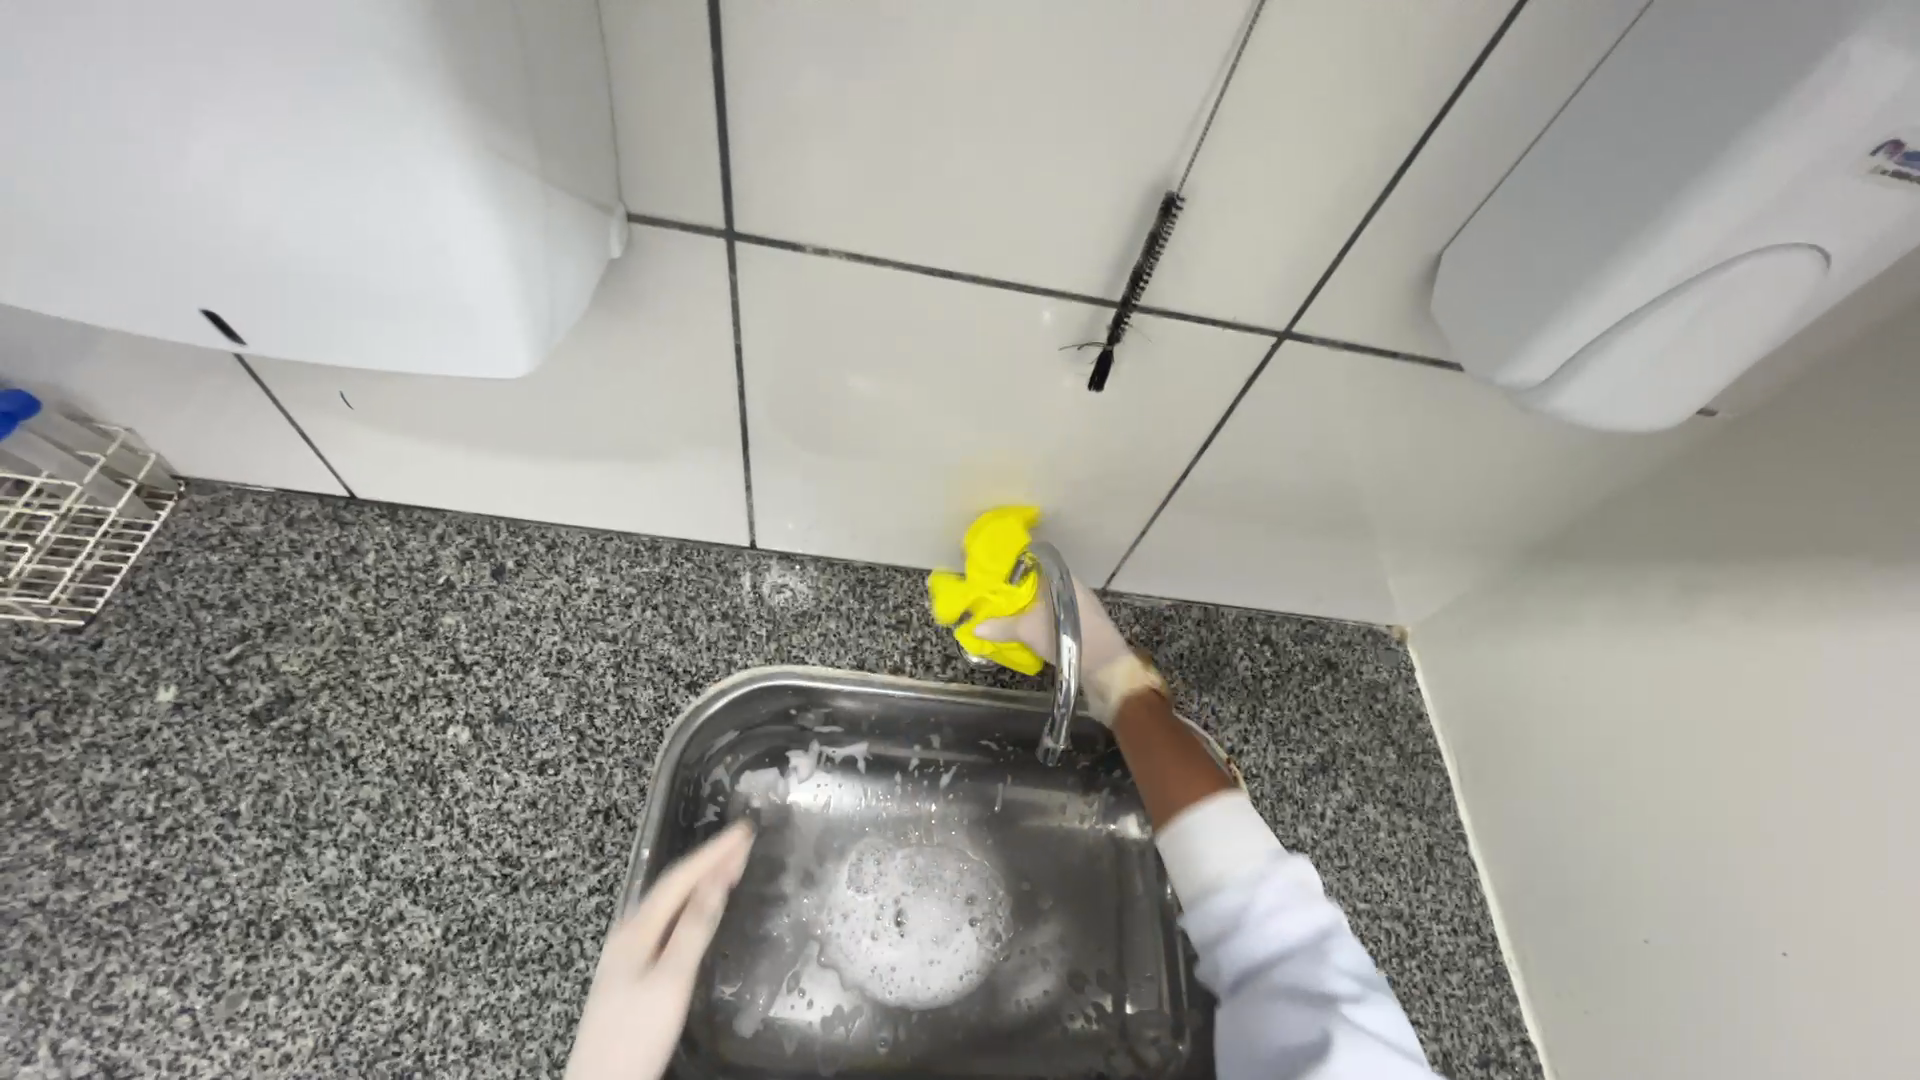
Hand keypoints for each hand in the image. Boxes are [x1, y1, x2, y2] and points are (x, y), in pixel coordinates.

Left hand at [565, 821, 754, 1079]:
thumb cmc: (636, 1036)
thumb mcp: (671, 981)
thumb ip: (695, 928)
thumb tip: (717, 879)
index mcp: (636, 930)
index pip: (680, 878)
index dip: (713, 852)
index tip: (744, 831)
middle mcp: (628, 933)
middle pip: (672, 886)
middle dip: (709, 860)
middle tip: (743, 842)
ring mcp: (627, 953)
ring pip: (668, 902)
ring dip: (700, 879)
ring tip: (729, 865)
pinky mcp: (631, 971)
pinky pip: (666, 920)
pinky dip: (690, 903)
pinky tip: (700, 908)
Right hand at [974, 569, 1149, 724]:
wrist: (1107, 668)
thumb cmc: (1068, 637)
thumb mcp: (1028, 631)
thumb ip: (1001, 627)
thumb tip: (974, 627)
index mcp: (1063, 578)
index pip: (1035, 564)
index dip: (1014, 569)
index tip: (994, 577)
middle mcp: (1073, 588)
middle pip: (1040, 585)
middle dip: (1018, 594)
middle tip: (994, 600)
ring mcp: (1081, 607)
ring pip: (1048, 603)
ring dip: (1030, 611)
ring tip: (1005, 617)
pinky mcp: (1084, 626)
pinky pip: (1056, 617)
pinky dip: (1041, 622)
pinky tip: (1027, 632)